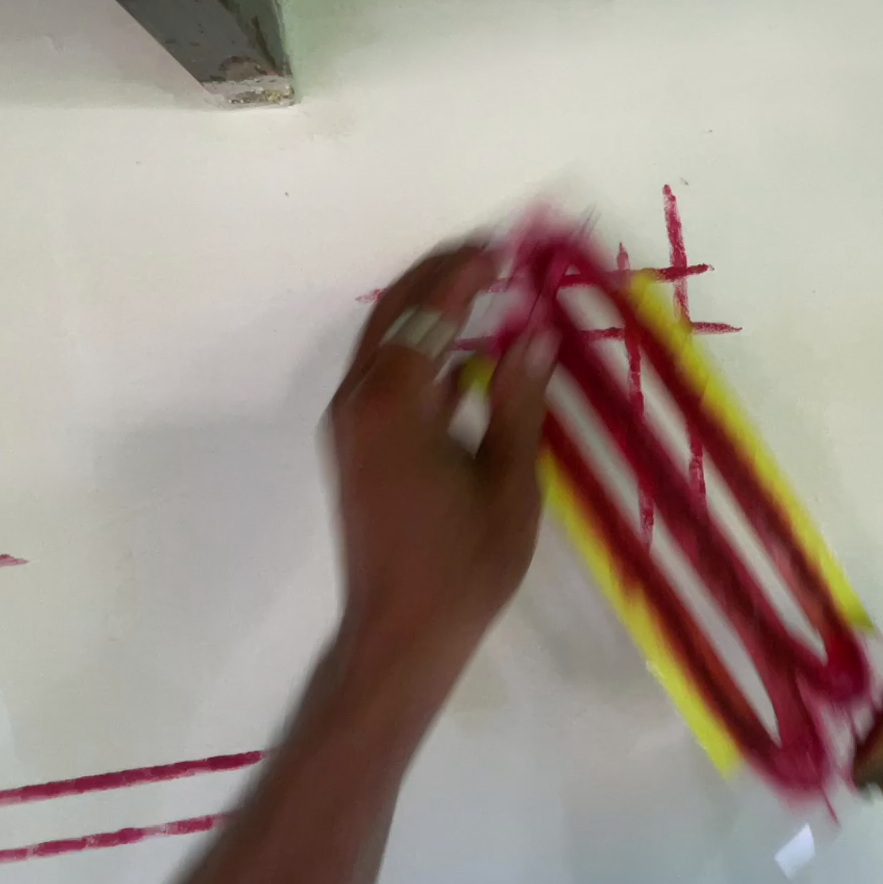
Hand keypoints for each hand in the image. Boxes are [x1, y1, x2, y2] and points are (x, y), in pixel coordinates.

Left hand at [324, 244, 556, 706]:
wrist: (402, 632)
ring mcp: (348, 424)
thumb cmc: (465, 565)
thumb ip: (517, 402)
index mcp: (396, 406)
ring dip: (427, 305)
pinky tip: (455, 346)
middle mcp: (359, 402)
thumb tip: (534, 336)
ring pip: (383, 338)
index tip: (505, 251)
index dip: (467, 275)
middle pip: (394, 313)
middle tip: (491, 256)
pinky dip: (417, 343)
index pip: (429, 313)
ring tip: (479, 286)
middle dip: (440, 275)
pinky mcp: (353, 444)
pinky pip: (382, 370)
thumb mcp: (509, 484)